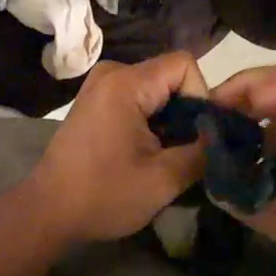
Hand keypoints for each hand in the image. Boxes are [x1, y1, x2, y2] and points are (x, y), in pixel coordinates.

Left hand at [23, 52, 208, 246]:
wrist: (48, 210)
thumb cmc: (104, 194)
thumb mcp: (164, 179)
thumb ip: (202, 152)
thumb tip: (227, 137)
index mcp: (126, 82)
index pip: (184, 64)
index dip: (201, 96)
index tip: (197, 136)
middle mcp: (112, 72)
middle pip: (169, 75)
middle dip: (186, 112)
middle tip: (185, 153)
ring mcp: (100, 85)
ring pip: (155, 89)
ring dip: (168, 120)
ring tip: (165, 157)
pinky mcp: (95, 101)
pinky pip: (137, 97)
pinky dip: (150, 121)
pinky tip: (145, 153)